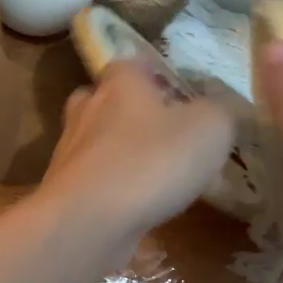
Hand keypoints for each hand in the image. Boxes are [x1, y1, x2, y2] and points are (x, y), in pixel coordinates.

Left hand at [40, 62, 236, 232]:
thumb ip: (218, 109)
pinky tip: (136, 200)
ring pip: (95, 138)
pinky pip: (92, 175)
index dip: (154, 72)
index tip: (177, 88)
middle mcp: (86, 109)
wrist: (88, 220)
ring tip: (156, 168)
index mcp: (119, 83)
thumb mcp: (210, 128)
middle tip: (165, 127)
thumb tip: (215, 105)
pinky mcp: (64, 186)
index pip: (131, 63)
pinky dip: (111, 182)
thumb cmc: (151, 162)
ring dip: (120, 148)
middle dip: (130, 109)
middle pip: (105, 98)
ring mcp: (69, 149)